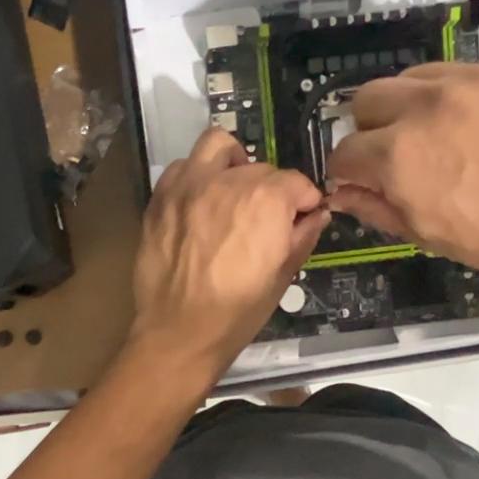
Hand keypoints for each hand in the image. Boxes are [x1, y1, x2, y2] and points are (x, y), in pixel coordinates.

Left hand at [127, 128, 330, 382]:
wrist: (179, 332)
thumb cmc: (236, 312)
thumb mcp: (282, 276)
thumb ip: (303, 237)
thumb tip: (317, 216)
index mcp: (266, 199)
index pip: (297, 183)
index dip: (304, 203)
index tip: (301, 218)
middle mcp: (228, 181)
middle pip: (260, 168)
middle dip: (268, 189)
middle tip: (263, 219)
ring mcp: (189, 185)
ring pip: (216, 146)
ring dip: (231, 162)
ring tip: (232, 190)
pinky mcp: (160, 198)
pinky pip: (182, 168)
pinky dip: (195, 176)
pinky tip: (199, 202)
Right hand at [327, 63, 478, 297]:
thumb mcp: (421, 233)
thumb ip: (373, 207)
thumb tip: (344, 193)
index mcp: (398, 154)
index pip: (344, 151)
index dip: (345, 171)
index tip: (356, 181)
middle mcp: (426, 105)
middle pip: (368, 99)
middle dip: (368, 129)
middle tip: (389, 154)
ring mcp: (470, 81)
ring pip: (411, 78)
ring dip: (406, 105)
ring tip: (431, 134)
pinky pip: (458, 73)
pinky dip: (451, 96)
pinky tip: (473, 126)